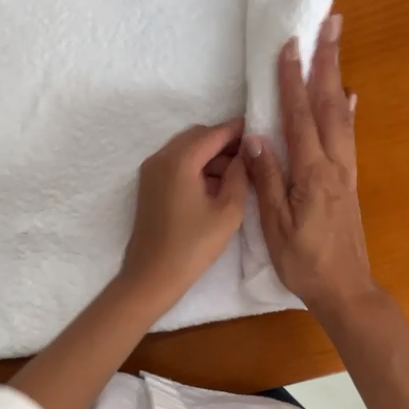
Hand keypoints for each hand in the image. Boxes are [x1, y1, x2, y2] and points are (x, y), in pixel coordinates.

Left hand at [118, 120, 249, 307]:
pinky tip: (214, 187)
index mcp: (179, 161)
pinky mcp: (148, 187)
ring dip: (209, 157)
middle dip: (224, 143)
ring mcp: (150, 172)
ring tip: (235, 177)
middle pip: (197, 137)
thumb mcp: (228, 211)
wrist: (151, 277)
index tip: (261, 134)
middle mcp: (160, 158)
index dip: (239, 131)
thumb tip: (248, 153)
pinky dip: (195, 168)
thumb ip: (241, 175)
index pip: (214, 133)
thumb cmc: (192, 247)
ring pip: (185, 150)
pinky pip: (174, 165)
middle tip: (249, 158)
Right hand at [243, 14, 377, 315]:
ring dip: (336, 78)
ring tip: (336, 47)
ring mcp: (345, 172)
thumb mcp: (275, 226)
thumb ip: (267, 180)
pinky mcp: (349, 182)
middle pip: (329, 104)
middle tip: (331, 21)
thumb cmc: (304, 262)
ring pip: (341, 115)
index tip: (289, 45)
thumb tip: (256, 137)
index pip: (299, 118)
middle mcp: (334, 165)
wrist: (345, 288)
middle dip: (327, 62)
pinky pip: (348, 137)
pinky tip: (348, 99)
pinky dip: (347, 111)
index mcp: (312, 174)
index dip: (292, 81)